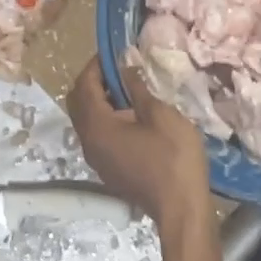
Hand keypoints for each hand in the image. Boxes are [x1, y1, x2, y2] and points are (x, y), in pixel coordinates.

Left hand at [68, 57, 211, 233]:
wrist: (181, 208)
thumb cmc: (172, 157)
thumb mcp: (159, 114)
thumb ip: (137, 89)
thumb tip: (125, 69)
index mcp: (97, 127)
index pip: (84, 86)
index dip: (95, 66)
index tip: (113, 51)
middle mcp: (88, 143)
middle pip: (78, 103)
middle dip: (94, 82)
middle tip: (118, 68)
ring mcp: (97, 160)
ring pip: (87, 121)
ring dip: (100, 101)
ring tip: (127, 87)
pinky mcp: (109, 170)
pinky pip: (98, 135)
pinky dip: (106, 118)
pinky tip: (131, 115)